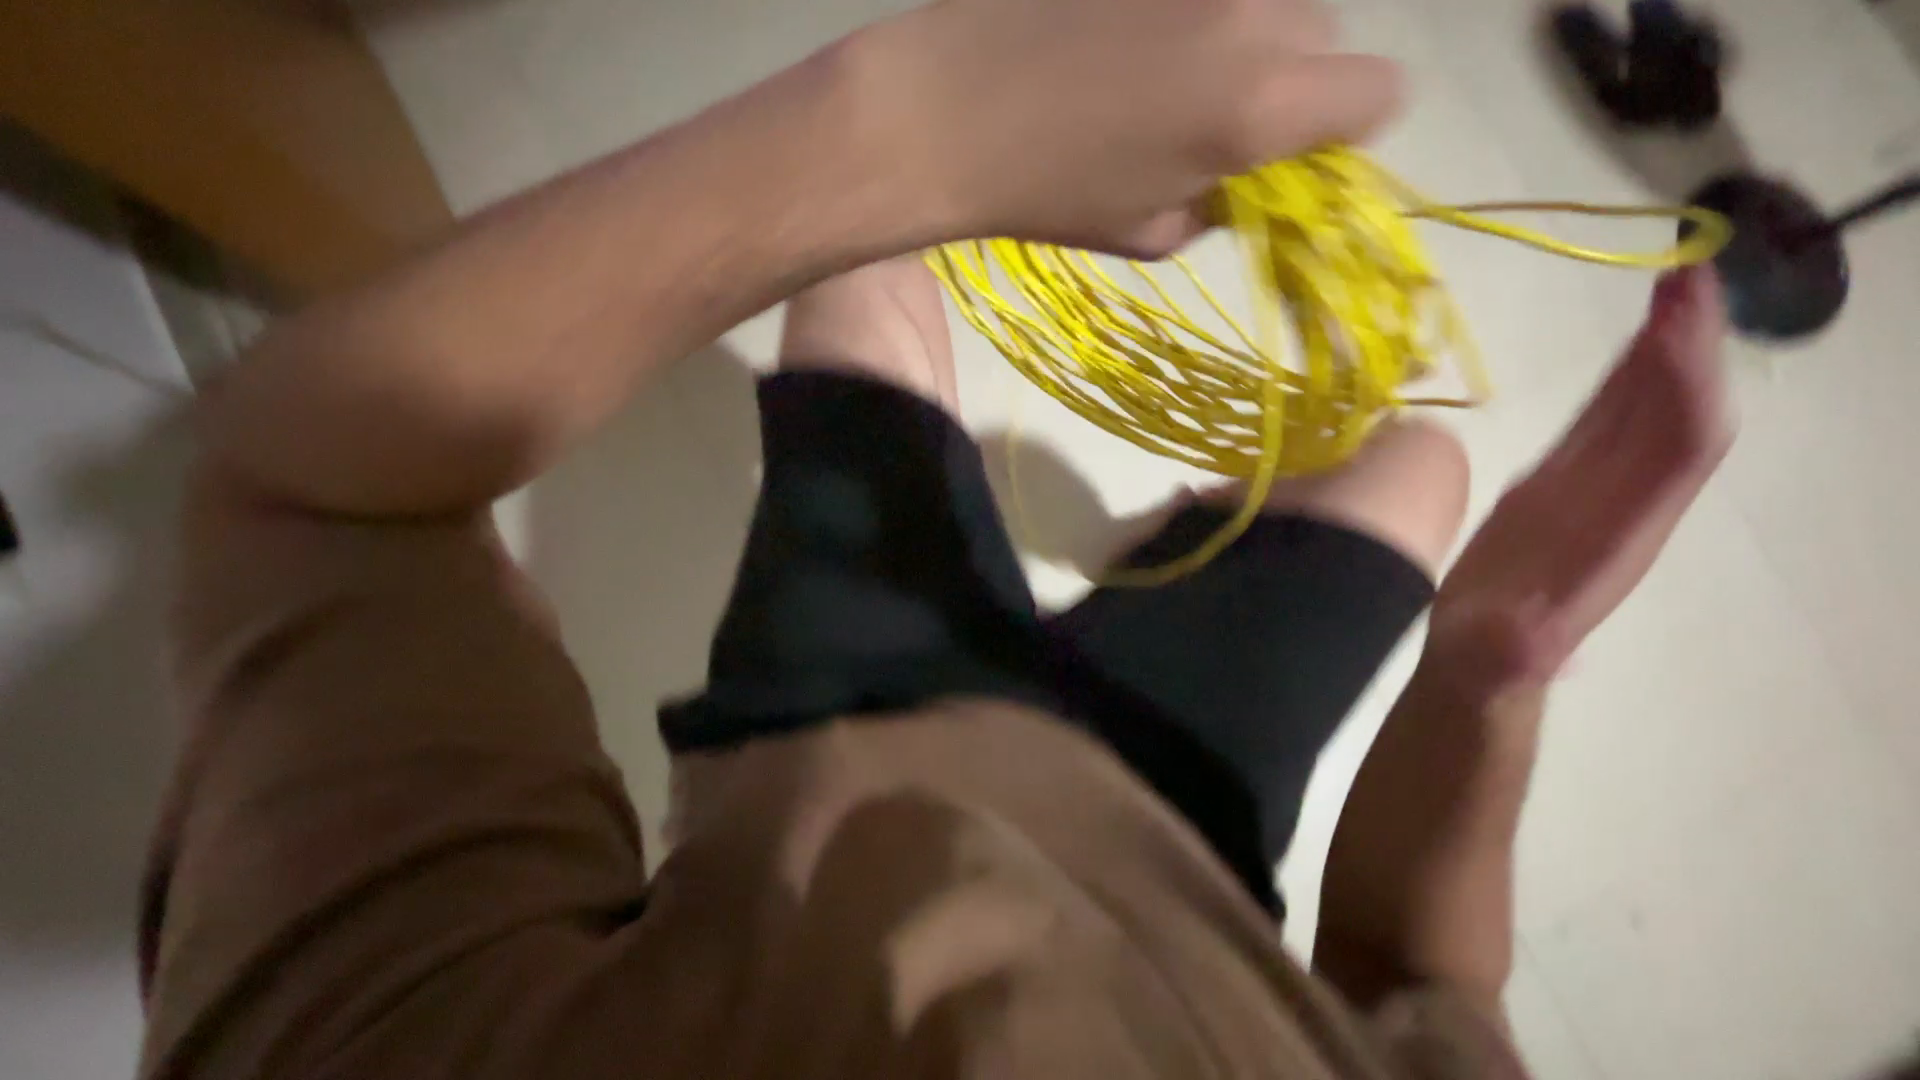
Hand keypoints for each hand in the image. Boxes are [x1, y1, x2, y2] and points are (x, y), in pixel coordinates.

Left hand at [877, 0, 1401, 255]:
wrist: (944, 113)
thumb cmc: (1047, 194)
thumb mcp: (1151, 231)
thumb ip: (1229, 198)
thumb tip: (1258, 171)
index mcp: (1261, 105)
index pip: (1382, 93)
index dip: (1348, 125)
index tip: (1298, 147)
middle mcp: (1254, 13)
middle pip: (1329, 32)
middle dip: (1293, 78)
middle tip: (1217, 113)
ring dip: (1244, 34)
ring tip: (1165, 68)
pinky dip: (1190, 9)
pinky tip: (1130, 33)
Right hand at [1426, 267, 1733, 693]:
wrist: (1485, 660)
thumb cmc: (1491, 656)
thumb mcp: (1500, 658)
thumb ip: (1516, 645)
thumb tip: (1528, 641)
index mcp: (1619, 533)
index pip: (1679, 446)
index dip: (1686, 382)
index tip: (1678, 319)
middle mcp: (1626, 501)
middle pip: (1678, 411)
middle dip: (1690, 343)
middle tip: (1687, 270)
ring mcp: (1600, 488)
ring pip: (1652, 409)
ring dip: (1666, 347)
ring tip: (1672, 283)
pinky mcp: (1566, 483)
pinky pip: (1610, 421)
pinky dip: (1627, 375)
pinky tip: (1633, 339)